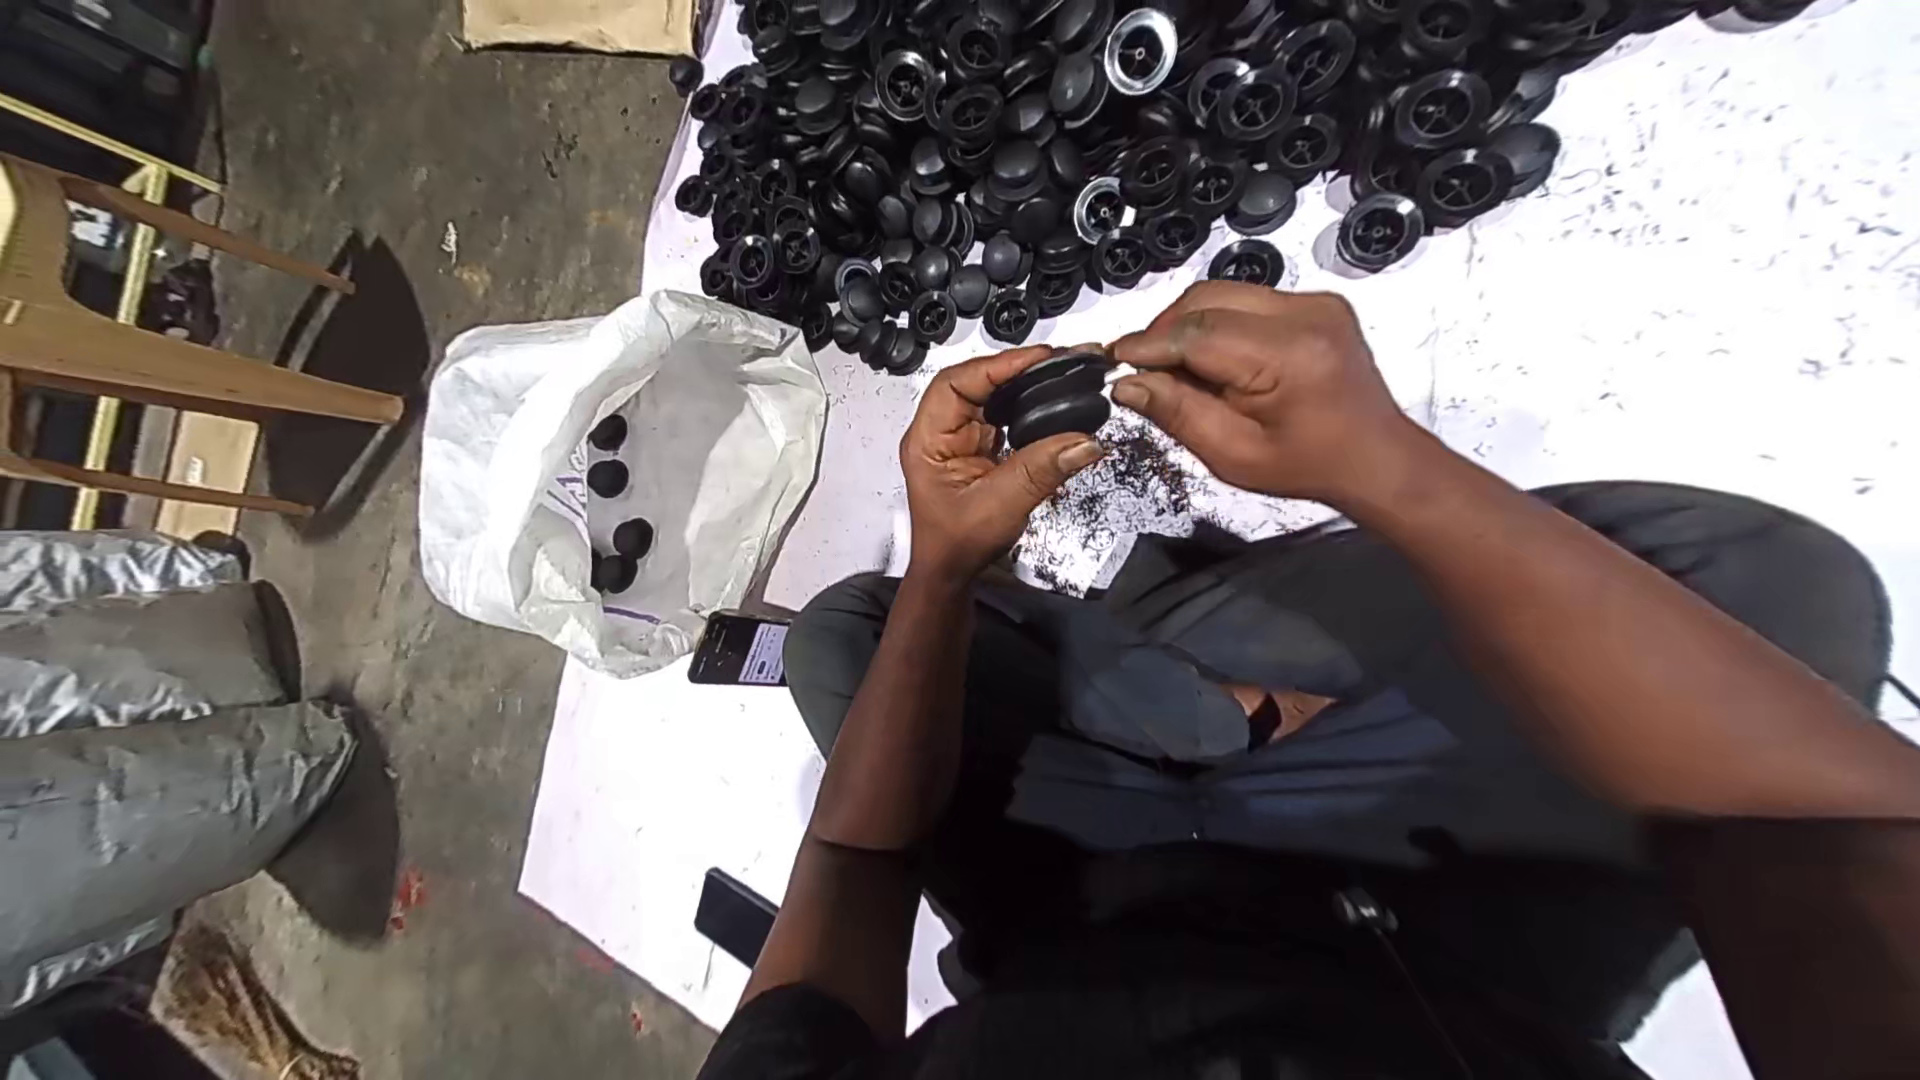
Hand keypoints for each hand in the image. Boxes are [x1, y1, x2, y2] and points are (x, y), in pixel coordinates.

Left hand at [901, 346, 1105, 581]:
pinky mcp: (982, 448)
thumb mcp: (999, 508)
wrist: (952, 572)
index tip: (1037, 359)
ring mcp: (962, 439)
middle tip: (1058, 363)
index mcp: (928, 441)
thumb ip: (1040, 471)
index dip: (998, 365)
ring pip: (993, 396)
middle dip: (1018, 369)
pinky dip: (1029, 408)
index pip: (956, 383)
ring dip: (1025, 386)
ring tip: (1059, 377)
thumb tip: (1082, 442)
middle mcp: (941, 433)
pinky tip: (1049, 404)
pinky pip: (1005, 417)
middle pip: (977, 382)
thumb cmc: (954, 546)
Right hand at [1109, 283, 1424, 506]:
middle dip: (1162, 332)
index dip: (1148, 345)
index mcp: (1290, 355)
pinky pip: (1242, 302)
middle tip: (1140, 370)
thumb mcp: (1232, 454)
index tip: (1115, 361)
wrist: (1373, 457)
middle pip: (1206, 300)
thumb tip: (1129, 385)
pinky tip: (1206, 362)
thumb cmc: (1308, 465)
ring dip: (1184, 327)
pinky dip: (1211, 326)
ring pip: (1221, 294)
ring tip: (1172, 370)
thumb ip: (1178, 413)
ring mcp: (1312, 303)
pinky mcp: (1311, 304)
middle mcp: (1306, 314)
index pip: (1198, 332)